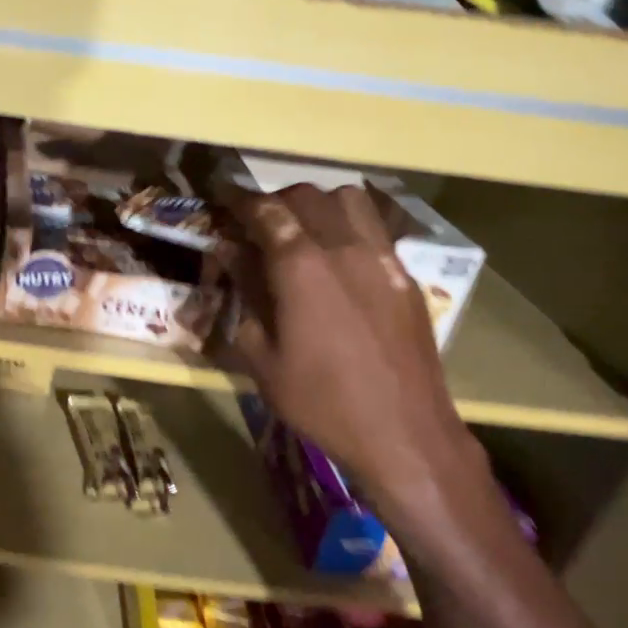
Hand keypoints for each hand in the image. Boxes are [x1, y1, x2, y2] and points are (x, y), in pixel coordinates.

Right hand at [221, 184, 489, 516]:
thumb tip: (230, 254)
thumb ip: (245, 295)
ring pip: (348, 199)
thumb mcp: (262, 356)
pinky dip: (349, 225)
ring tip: (302, 229)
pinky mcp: (405, 275)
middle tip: (256, 223)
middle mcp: (343, 248)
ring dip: (318, 203)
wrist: (403, 431)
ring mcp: (382, 258)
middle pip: (306, 196)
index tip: (222, 197)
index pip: (265, 210)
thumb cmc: (320, 401)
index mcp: (300, 266)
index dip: (238, 198)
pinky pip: (375, 228)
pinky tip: (338, 257)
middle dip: (275, 200)